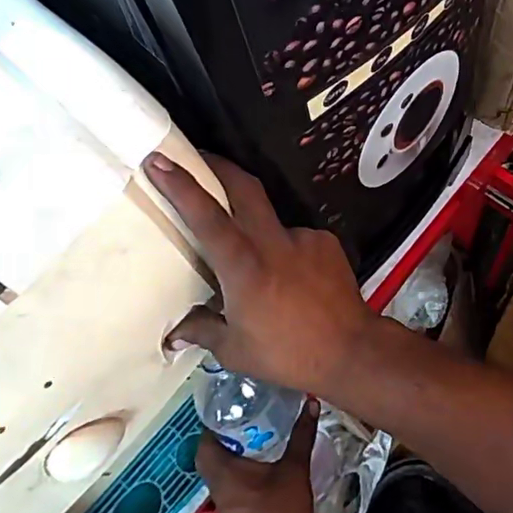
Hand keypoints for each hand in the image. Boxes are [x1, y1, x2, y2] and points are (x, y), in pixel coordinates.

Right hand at [145, 152, 380, 395]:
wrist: (353, 352)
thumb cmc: (288, 354)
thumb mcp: (235, 350)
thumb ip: (202, 330)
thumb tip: (174, 332)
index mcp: (243, 265)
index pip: (205, 215)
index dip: (180, 185)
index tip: (159, 161)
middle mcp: (272, 241)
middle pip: (243, 185)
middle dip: (218, 165)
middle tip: (200, 158)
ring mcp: (302, 236)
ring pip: (269, 216)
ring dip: (255, 225)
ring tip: (258, 262)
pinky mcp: (325, 241)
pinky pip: (295, 238)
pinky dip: (285, 251)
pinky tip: (290, 277)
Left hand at [198, 400, 318, 512]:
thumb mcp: (295, 470)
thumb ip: (302, 435)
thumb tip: (311, 401)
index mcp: (221, 468)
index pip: (205, 433)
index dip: (215, 414)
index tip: (232, 400)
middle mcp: (214, 482)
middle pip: (209, 448)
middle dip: (223, 430)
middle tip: (244, 414)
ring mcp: (221, 499)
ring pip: (217, 465)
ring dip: (230, 449)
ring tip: (252, 429)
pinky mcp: (231, 511)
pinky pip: (226, 479)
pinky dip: (236, 466)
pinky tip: (257, 459)